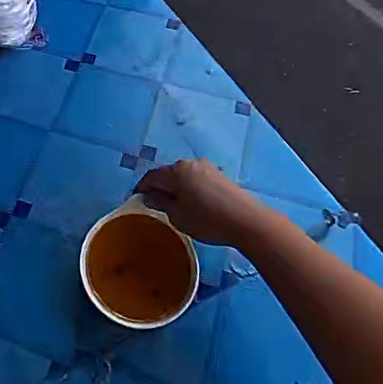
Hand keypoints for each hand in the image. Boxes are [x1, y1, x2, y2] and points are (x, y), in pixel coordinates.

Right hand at [133, 159, 280, 247]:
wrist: (246, 220)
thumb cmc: (207, 219)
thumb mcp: (177, 216)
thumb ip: (160, 203)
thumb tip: (148, 195)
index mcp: (177, 171)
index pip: (152, 176)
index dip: (142, 187)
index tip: (136, 199)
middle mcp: (191, 163)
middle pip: (168, 173)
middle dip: (159, 187)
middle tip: (154, 205)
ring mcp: (207, 167)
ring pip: (183, 176)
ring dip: (176, 188)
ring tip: (175, 207)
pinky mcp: (219, 176)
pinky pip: (196, 179)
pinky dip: (190, 189)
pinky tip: (194, 204)